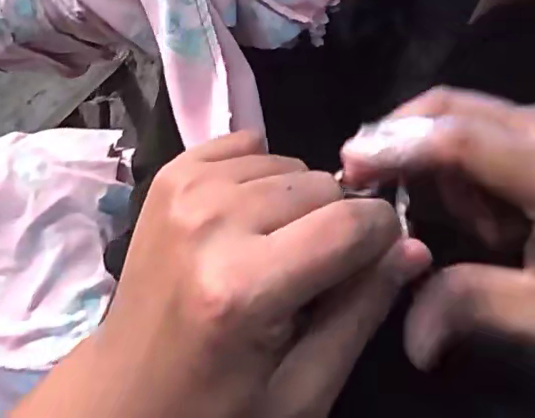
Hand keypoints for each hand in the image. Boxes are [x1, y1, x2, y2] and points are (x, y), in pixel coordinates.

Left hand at [16, 130, 430, 417]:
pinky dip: (263, 174)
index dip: (381, 236)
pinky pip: (251, 144)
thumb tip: (414, 245)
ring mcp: (186, 189)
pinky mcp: (172, 172)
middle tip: (313, 269)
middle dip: (338, 221)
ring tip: (276, 247)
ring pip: (291, 163)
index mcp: (243, 287)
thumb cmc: (217, 410)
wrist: (120, 399)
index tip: (381, 255)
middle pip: (322, 185)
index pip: (351, 223)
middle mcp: (212, 221)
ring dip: (298, 200)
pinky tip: (248, 218)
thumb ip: (362, 310)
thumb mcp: (301, 392)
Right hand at [339, 89, 534, 386]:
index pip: (455, 136)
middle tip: (369, 183)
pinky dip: (468, 166)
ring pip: (466, 118)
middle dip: (403, 137)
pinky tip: (495, 221)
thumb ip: (472, 307)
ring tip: (476, 235)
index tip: (347, 165)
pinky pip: (489, 132)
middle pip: (453, 106)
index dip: (395, 143)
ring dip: (442, 164)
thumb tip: (405, 331)